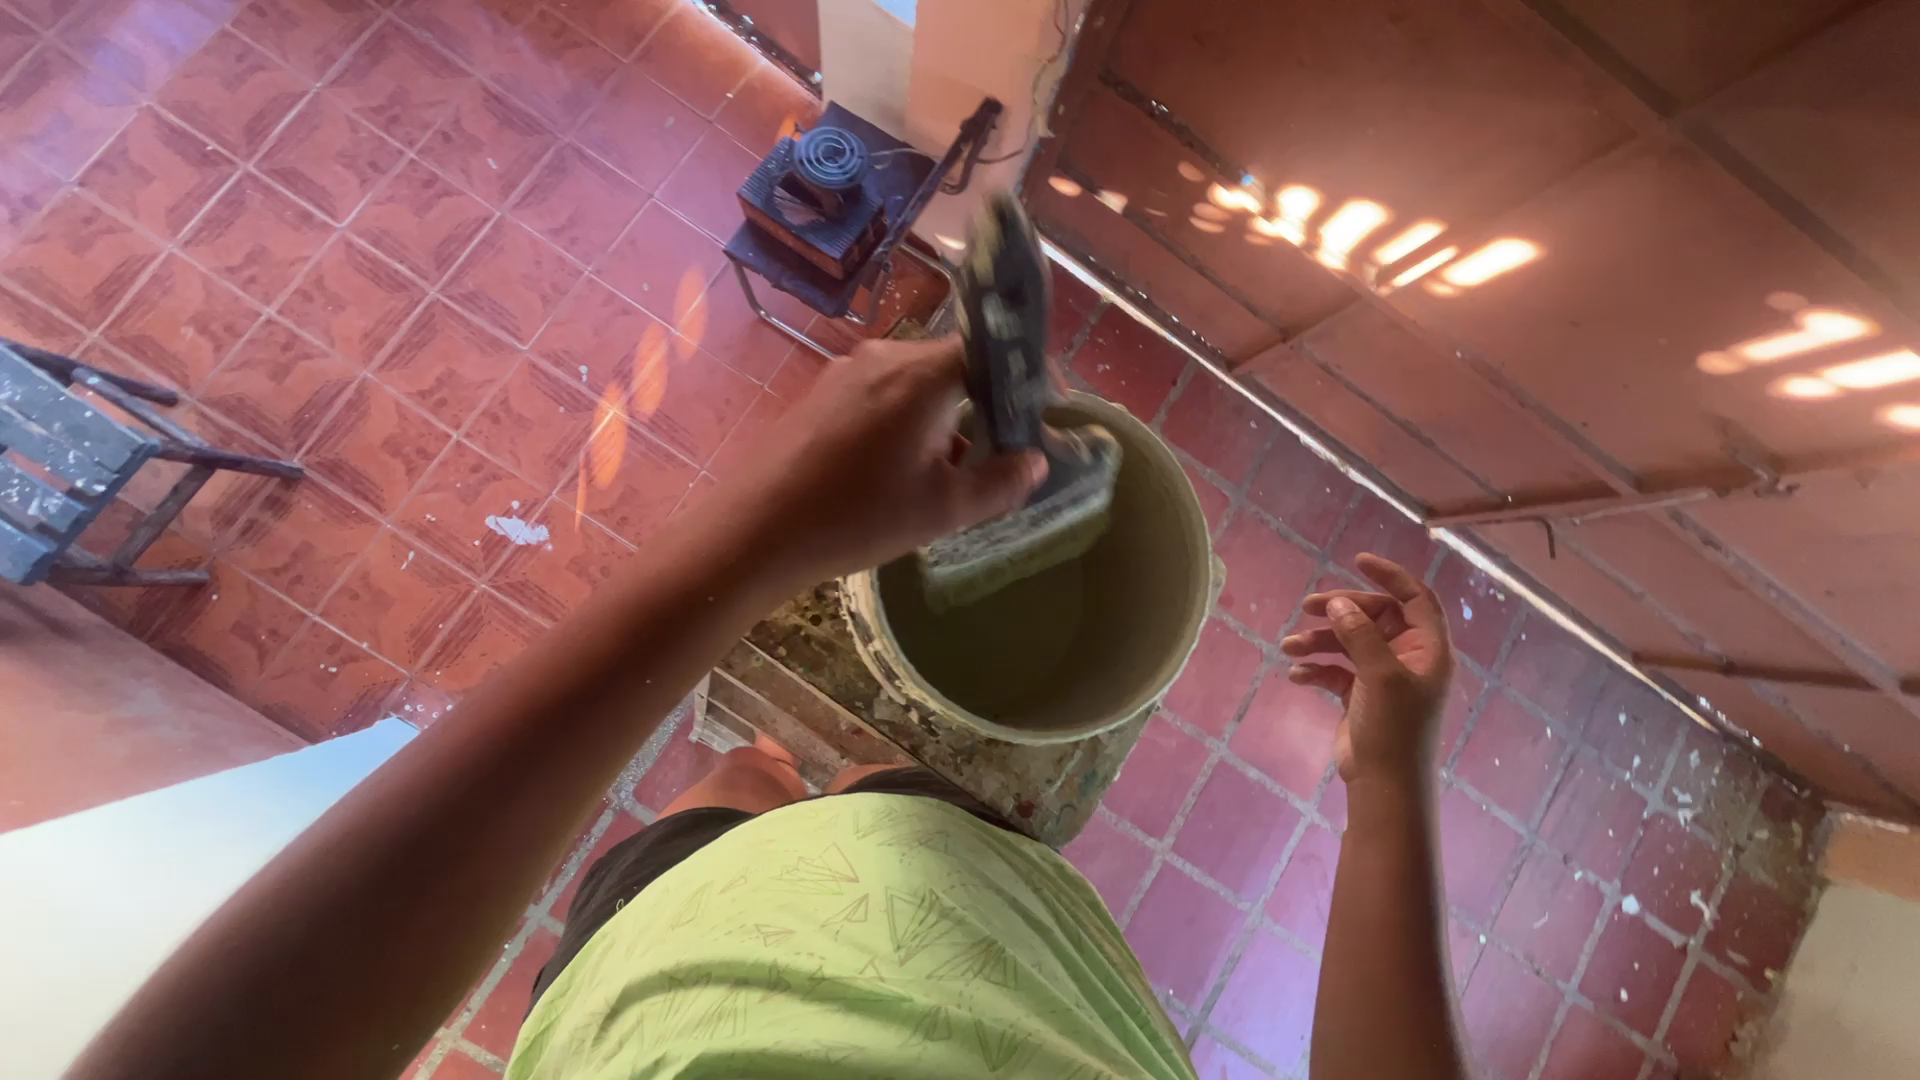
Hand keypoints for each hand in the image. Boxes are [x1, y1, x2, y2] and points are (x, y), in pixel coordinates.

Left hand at [728, 336, 1045, 583]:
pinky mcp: (823, 394)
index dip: (1026, 377)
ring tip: (949, 473)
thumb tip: (1034, 461)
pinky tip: (900, 469)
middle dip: (986, 405)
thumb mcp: (944, 509)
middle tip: (999, 454)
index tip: (1046, 411)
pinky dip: (910, 421)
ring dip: (946, 418)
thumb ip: (1001, 482)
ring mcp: (848, 373)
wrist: (757, 530)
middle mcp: (886, 357)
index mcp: (924, 375)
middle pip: (955, 366)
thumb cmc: (859, 517)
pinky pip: (884, 395)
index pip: (992, 351)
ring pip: (918, 383)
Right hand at [1280, 554, 1452, 782]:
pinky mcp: (1359, 694)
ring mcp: (1381, 676)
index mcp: (1428, 649)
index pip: (1414, 598)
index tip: (1357, 560)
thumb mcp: (1381, 676)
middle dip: (1340, 610)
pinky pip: (1334, 668)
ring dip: (1319, 640)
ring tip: (1290, 647)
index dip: (1389, 576)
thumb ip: (1361, 635)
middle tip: (1308, 607)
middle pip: (1373, 617)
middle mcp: (1407, 657)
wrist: (1384, 783)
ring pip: (1348, 642)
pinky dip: (1315, 668)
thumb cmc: (1395, 728)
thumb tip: (1341, 604)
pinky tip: (1297, 676)